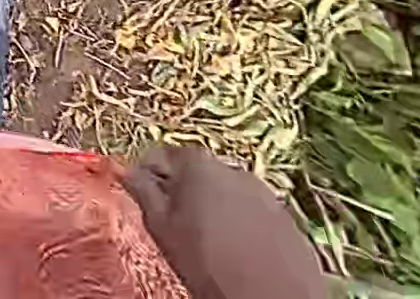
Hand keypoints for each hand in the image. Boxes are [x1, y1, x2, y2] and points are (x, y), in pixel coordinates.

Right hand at [124, 145, 325, 298]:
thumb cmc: (208, 264)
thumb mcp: (161, 226)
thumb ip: (142, 190)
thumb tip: (127, 170)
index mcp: (198, 163)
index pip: (160, 153)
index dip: (148, 172)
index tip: (145, 195)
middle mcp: (234, 170)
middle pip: (196, 171)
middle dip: (183, 189)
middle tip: (176, 220)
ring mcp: (267, 196)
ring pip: (227, 192)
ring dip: (214, 206)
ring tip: (209, 239)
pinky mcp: (292, 224)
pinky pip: (255, 214)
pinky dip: (243, 224)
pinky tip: (239, 250)